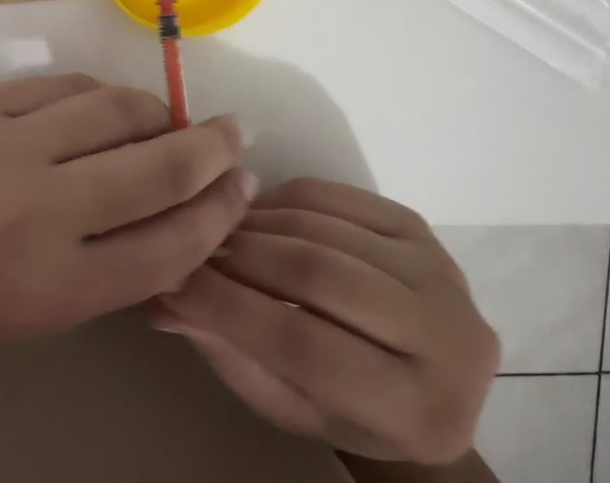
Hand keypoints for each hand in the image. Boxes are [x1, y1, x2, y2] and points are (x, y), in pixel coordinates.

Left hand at [0, 73, 255, 354]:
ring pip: (114, 109)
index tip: (241, 187)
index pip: (171, 244)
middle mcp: (38, 212)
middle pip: (158, 167)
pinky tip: (104, 103)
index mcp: (52, 290)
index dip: (219, 213)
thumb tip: (168, 217)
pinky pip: (59, 86)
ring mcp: (2, 145)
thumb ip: (100, 272)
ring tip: (168, 117)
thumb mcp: (19, 318)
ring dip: (156, 111)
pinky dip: (95, 94)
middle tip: (235, 134)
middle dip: (212, 149)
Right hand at [148, 179, 497, 463]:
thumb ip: (230, 353)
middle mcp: (446, 336)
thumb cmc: (352, 411)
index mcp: (416, 409)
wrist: (432, 381)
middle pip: (321, 276)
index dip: (232, 309)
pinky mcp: (421, 229)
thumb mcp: (289, 405)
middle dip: (242, 256)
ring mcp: (439, 272)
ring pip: (326, 230)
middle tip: (191, 247)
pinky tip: (254, 213)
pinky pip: (337, 197)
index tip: (174, 283)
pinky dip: (283, 199)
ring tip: (216, 230)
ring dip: (258, 224)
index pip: (307, 347)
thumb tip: (163, 296)